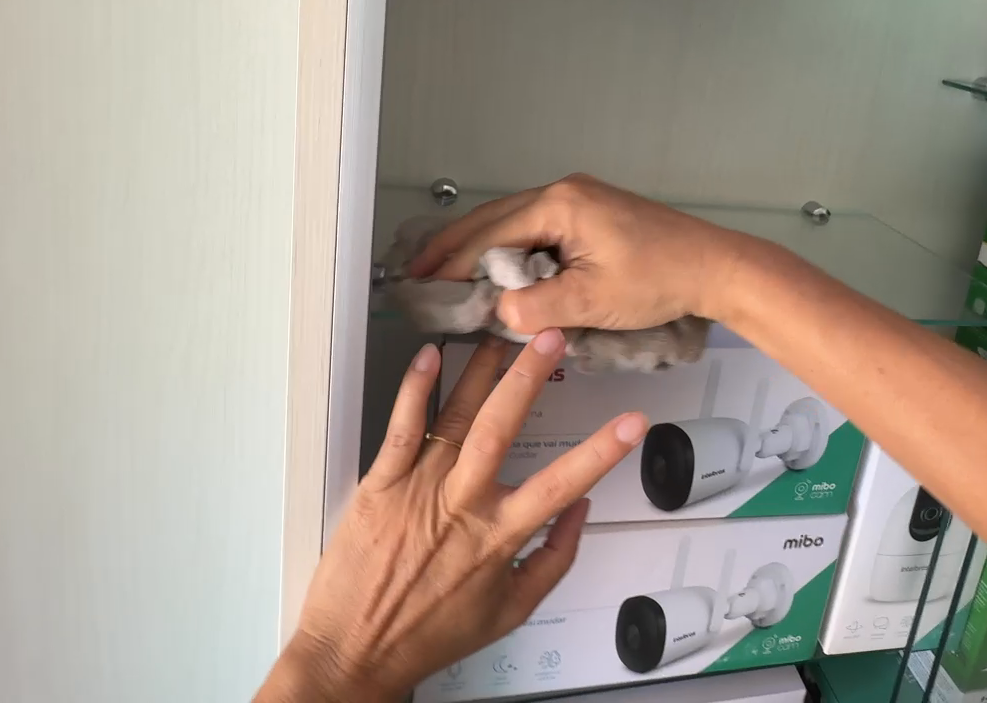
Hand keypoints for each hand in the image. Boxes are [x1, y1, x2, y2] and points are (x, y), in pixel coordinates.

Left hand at [256, 331, 647, 702]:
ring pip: (454, 418)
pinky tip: (430, 355)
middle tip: (551, 337)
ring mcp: (418, 488)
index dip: (601, 451)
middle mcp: (461, 503)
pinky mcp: (381, 483)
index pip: (561, 485)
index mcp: (497, 536)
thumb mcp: (512, 610)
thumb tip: (582, 507)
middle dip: (527, 378)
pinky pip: (399, 429)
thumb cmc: (433, 632)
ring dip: (480, 371)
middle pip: (499, 429)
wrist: (353, 653)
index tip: (633, 420)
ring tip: (501, 334)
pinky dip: (414, 390)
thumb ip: (555, 558)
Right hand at [406, 175, 752, 336]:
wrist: (713, 267)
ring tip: (450, 272)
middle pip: (497, 217)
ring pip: (517, 221)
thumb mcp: (592, 301)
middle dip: (457, 245)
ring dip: (484, 246)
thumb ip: (537, 306)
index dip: (453, 259)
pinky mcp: (592, 212)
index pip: (491, 232)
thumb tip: (498, 311)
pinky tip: (501, 268)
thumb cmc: (657, 280)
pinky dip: (514, 247)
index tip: (421, 282)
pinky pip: (539, 227)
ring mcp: (580, 198)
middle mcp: (565, 191)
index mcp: (561, 204)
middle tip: (419, 271)